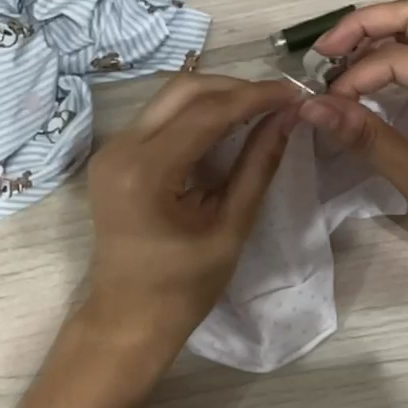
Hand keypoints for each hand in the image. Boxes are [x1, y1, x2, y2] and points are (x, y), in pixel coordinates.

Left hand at [84, 73, 300, 351]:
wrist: (128, 319)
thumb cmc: (183, 287)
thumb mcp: (232, 227)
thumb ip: (258, 165)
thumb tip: (288, 117)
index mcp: (146, 172)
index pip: (206, 113)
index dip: (255, 97)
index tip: (294, 93)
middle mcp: (121, 148)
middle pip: (184, 90)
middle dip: (235, 88)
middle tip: (278, 99)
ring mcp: (113, 148)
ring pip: (171, 97)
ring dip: (217, 96)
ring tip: (261, 108)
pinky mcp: (116, 153)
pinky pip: (162, 116)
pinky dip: (199, 112)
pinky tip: (230, 124)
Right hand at [297, 0, 407, 287]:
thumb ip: (367, 138)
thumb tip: (313, 108)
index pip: (399, 57)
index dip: (355, 74)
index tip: (325, 104)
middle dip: (364, 24)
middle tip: (324, 51)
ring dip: (379, 31)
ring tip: (340, 58)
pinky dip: (395, 47)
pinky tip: (369, 72)